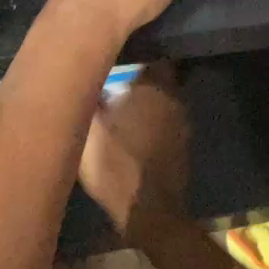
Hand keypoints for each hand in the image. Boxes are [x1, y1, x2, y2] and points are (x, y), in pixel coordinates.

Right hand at [80, 64, 190, 244]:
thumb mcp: (89, 131)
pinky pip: (165, 122)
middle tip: (114, 82)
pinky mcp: (182, 145)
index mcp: (152, 87)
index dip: (133, 55)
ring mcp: (182, 123)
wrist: (149, 213)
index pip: (150, 55)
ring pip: (162, 101)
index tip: (116, 58)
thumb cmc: (116, 165)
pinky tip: (135, 133)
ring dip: (146, 102)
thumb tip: (86, 79)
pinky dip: (152, 123)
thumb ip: (89, 99)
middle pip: (156, 77)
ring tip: (122, 107)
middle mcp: (173, 98)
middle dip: (138, 78)